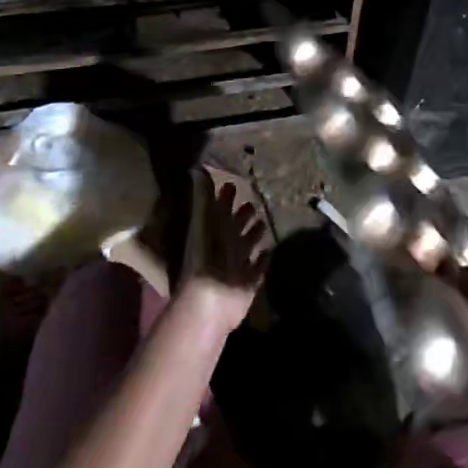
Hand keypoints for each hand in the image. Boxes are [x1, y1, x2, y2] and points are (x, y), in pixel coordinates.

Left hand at [174, 167, 270, 333]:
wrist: (211, 299)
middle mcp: (225, 245)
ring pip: (247, 245)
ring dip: (254, 234)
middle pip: (235, 226)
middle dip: (243, 214)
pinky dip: (264, 259)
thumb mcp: (204, 220)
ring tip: (265, 222)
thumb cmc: (207, 256)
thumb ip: (203, 196)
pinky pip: (259, 268)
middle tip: (254, 201)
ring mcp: (237, 264)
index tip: (232, 183)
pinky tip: (271, 250)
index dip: (225, 197)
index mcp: (213, 230)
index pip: (220, 209)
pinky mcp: (249, 282)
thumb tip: (196, 167)